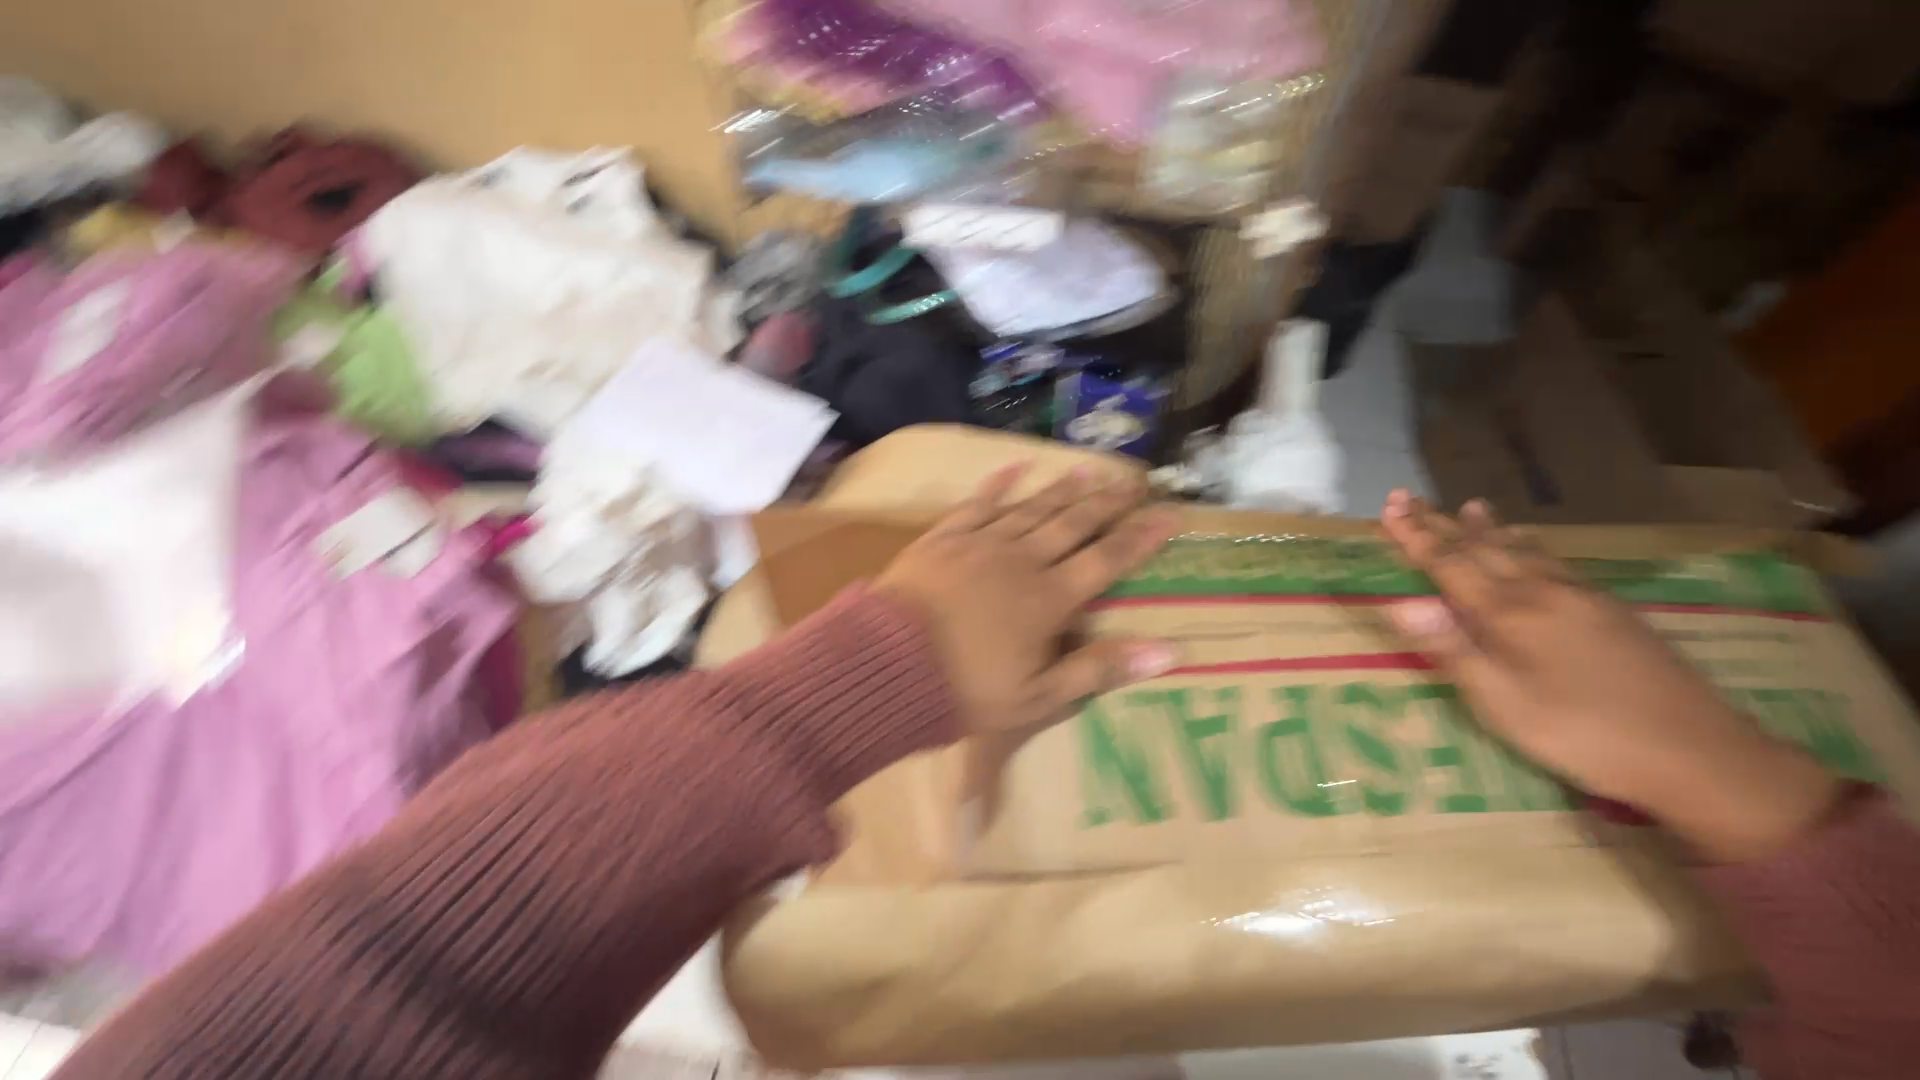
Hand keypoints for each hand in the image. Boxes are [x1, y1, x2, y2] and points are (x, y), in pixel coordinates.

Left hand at [875, 466, 1181, 735]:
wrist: (886, 667)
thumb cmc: (965, 690)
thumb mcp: (1039, 697)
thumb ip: (1100, 669)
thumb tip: (1169, 651)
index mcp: (1049, 599)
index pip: (1107, 560)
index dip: (1140, 537)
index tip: (1169, 514)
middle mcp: (1021, 560)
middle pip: (1073, 524)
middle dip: (1107, 502)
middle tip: (1133, 480)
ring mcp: (980, 543)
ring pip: (1031, 509)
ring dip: (1062, 490)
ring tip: (1088, 471)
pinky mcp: (944, 538)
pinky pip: (976, 504)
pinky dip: (998, 485)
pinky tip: (1015, 468)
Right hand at [1378, 491, 1842, 863]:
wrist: (1699, 754)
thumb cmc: (1581, 734)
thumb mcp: (1502, 703)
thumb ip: (1452, 649)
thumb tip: (1400, 603)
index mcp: (1510, 614)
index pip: (1450, 564)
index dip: (1415, 537)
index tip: (1388, 508)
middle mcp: (1543, 592)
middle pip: (1483, 548)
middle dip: (1440, 523)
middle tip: (1408, 497)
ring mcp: (1583, 597)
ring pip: (1523, 550)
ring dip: (1488, 528)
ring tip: (1468, 506)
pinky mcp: (1611, 610)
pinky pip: (1554, 561)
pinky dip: (1529, 544)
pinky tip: (1531, 544)